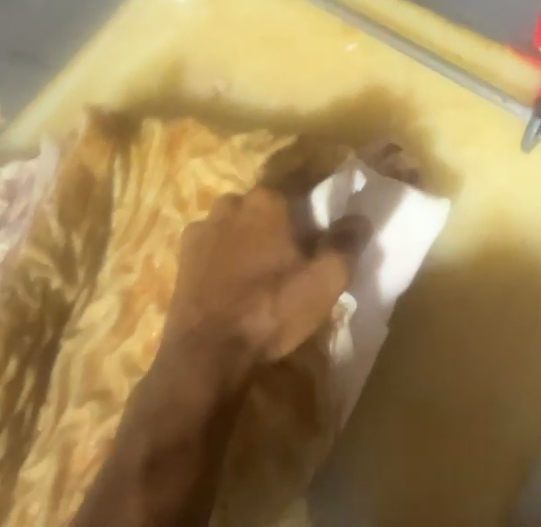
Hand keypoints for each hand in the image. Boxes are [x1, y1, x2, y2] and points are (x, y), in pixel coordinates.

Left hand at [163, 185, 369, 383]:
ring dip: (252, 238)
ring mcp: (202, 229)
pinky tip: (236, 282)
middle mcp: (232, 203)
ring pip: (239, 224)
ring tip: (264, 271)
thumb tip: (359, 218)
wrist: (205, 355)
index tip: (327, 227)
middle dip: (284, 223)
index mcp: (268, 200)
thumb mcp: (326, 279)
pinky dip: (227, 256)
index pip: (303, 184)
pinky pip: (215, 245)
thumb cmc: (272, 308)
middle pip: (269, 205)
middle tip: (298, 254)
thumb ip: (347, 241)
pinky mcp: (182, 257)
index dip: (318, 205)